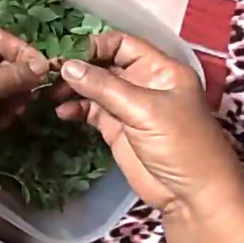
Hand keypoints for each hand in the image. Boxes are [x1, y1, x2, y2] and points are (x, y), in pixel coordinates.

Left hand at [0, 28, 49, 175]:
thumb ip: (11, 76)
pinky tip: (3, 122)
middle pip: (0, 61)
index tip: (42, 68)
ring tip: (16, 111)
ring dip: (13, 97)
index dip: (20, 50)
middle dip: (18, 77)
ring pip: (0, 85)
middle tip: (30, 95)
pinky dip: (2, 111)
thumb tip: (43, 65)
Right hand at [55, 31, 243, 216]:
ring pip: (93, 87)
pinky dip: (75, 108)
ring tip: (51, 93)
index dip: (95, 46)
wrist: (193, 198)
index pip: (122, 44)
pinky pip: (90, 110)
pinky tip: (62, 112)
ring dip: (72, 88)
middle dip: (77, 67)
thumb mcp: (144, 110)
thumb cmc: (181, 145)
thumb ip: (103, 86)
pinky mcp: (116, 128)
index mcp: (160, 70)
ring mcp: (128, 106)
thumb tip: (66, 66)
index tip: (68, 55)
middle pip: (104, 64)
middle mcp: (143, 83)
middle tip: (50, 73)